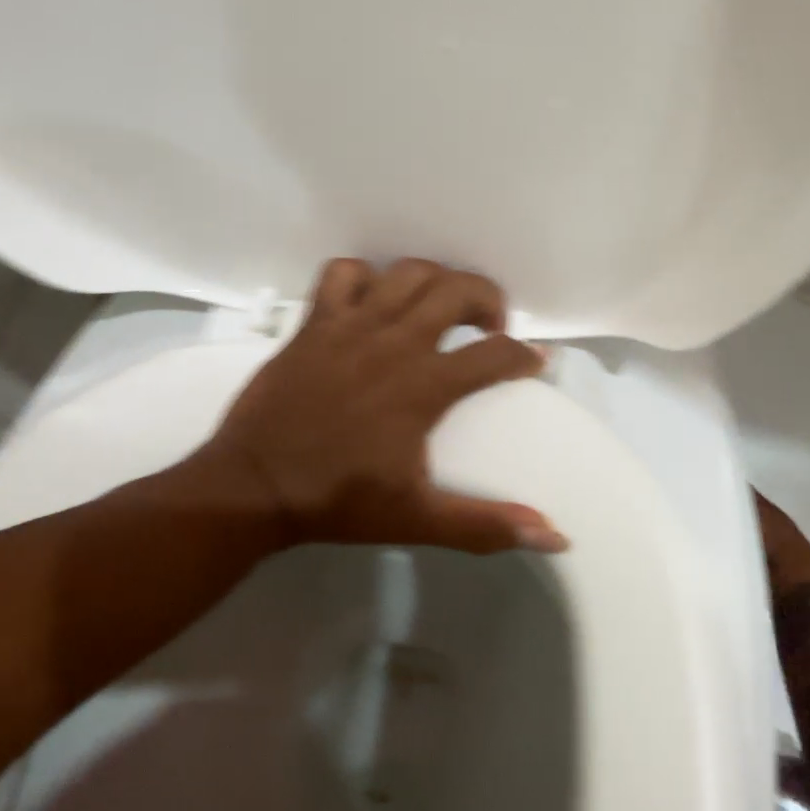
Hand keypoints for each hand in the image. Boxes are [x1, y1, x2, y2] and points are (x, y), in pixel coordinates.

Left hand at [190, 258, 568, 554]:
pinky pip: (342, 273)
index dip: (524, 355)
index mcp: (424, 385)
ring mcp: (349, 325)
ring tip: (440, 306)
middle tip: (490, 326)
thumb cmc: (338, 501)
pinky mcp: (313, 323)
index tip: (534, 362)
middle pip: (458, 289)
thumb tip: (557, 538)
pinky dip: (363, 276)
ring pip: (406, 271)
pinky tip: (371, 301)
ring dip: (435, 281)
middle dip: (487, 298)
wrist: (252, 487)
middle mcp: (394, 341)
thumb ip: (486, 525)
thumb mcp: (418, 519)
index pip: (496, 353)